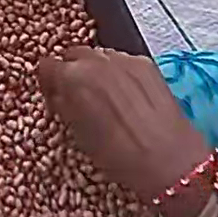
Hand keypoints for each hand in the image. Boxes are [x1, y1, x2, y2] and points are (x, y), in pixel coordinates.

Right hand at [37, 47, 209, 200]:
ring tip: (107, 97)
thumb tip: (57, 93)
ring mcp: (123, 59)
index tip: (53, 93)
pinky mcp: (146, 63)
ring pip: (99, 56)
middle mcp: (96, 60)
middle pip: (73, 55)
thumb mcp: (78, 134)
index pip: (47, 66)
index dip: (48, 81)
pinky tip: (128, 97)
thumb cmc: (119, 155)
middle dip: (72, 72)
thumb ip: (63, 105)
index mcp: (73, 78)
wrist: (170, 161)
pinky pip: (123, 61)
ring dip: (96, 70)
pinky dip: (120, 73)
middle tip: (79, 96)